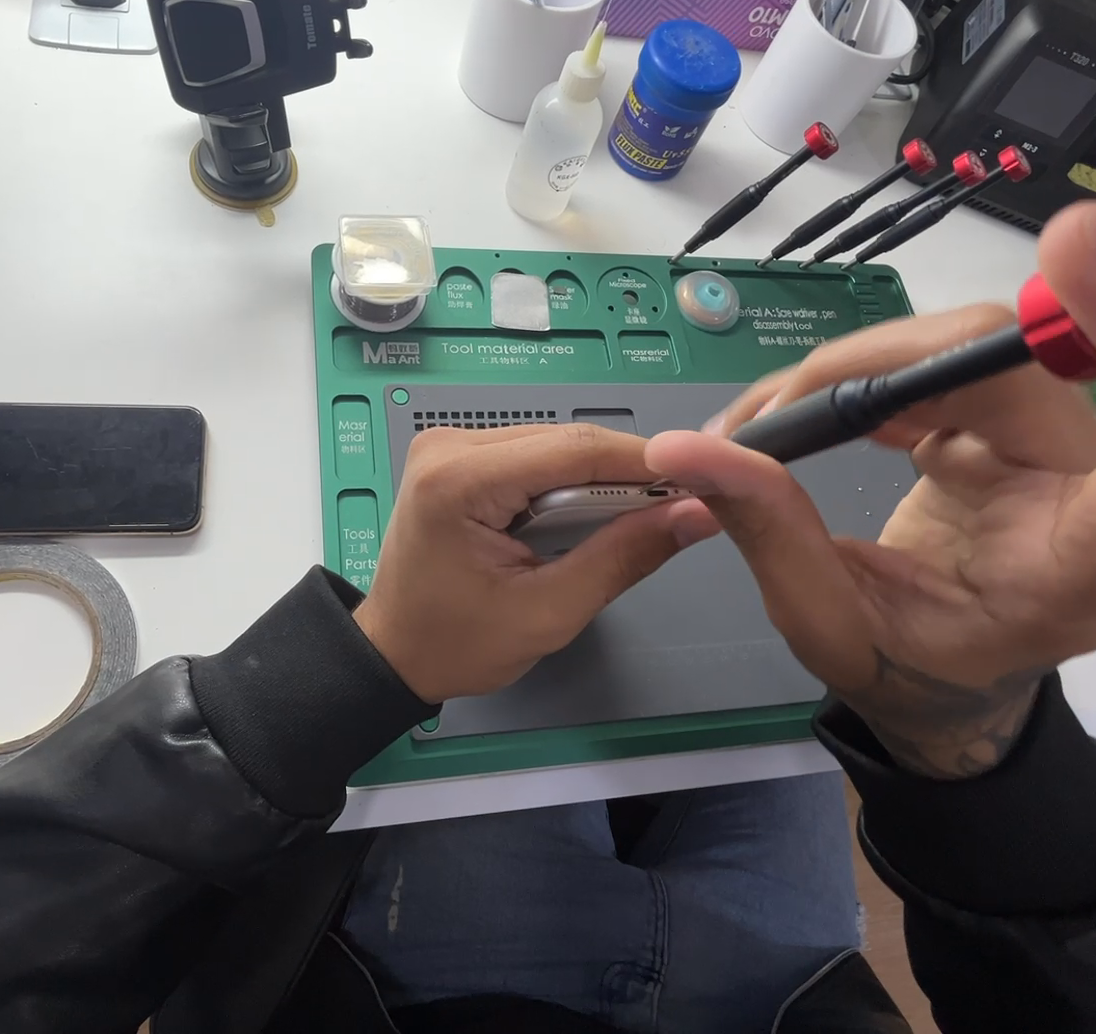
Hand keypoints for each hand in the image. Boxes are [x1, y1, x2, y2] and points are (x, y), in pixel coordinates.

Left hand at [356, 424, 718, 703]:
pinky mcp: (453, 459)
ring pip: (549, 446)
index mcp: (459, 480)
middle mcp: (447, 445)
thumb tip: (697, 514)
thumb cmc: (458, 645)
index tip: (702, 479)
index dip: (645, 461)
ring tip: (639, 515)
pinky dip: (564, 483)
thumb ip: (623, 557)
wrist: (394, 653)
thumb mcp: (548, 612)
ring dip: (595, 478)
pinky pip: (529, 458)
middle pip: (562, 442)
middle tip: (677, 505)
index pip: (573, 449)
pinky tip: (588, 514)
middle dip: (623, 473)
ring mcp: (446, 447)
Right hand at [648, 203, 1095, 777]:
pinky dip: (862, 373)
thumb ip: (768, 536)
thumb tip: (685, 450)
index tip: (1075, 245)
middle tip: (763, 417)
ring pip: (978, 347)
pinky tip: (803, 410)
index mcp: (1085, 575)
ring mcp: (1061, 449)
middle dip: (876, 368)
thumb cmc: (905, 672)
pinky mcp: (1016, 421)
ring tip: (762, 425)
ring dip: (853, 368)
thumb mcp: (825, 625)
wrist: (942, 681)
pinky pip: (947, 359)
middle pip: (1025, 367)